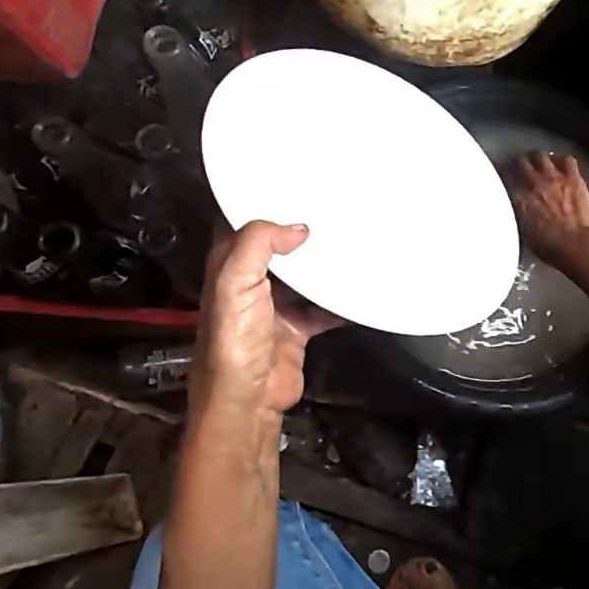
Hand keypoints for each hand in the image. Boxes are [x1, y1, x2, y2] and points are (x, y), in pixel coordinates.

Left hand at [190, 220, 341, 429]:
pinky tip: (360, 285)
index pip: (243, 225)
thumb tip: (298, 228)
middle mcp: (250, 283)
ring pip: (304, 276)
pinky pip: (323, 307)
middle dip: (302, 234)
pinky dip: (340, 300)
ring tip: (353, 242)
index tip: (295, 187)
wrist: (249, 401)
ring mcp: (275, 306)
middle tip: (335, 210)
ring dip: (324, 265)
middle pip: (279, 250)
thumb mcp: (235, 283)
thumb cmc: (234, 341)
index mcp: (228, 267)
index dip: (263, 205)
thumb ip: (258, 245)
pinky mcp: (297, 328)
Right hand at [507, 152, 588, 267]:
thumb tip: (516, 208)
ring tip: (539, 161)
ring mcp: (554, 178)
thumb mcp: (523, 232)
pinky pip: (567, 160)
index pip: (504, 179)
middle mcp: (533, 184)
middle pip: (520, 162)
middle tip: (519, 165)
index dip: (501, 174)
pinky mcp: (574, 178)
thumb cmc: (549, 246)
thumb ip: (518, 214)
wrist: (575, 244)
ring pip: (541, 156)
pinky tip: (563, 165)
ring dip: (538, 158)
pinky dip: (563, 161)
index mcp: (518, 199)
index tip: (500, 174)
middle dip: (518, 162)